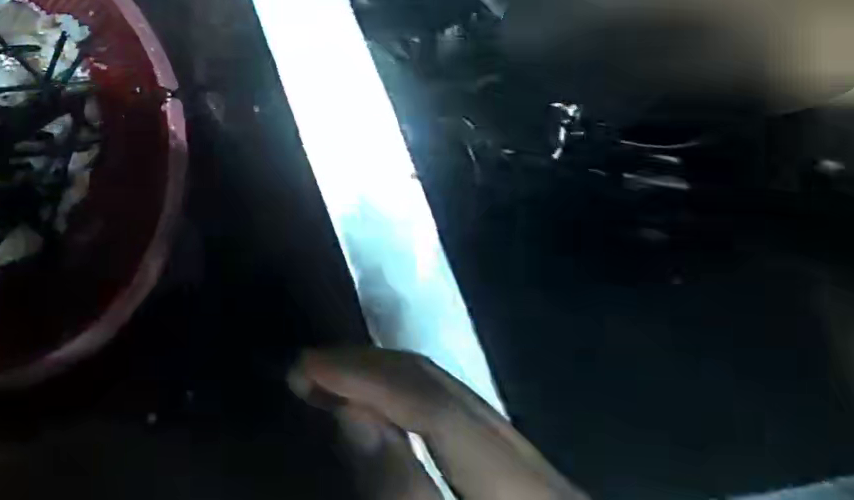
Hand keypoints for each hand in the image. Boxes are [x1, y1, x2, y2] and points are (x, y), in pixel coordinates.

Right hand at [290, 348, 584, 499]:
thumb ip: (398, 492)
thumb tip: (348, 408)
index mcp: (533, 497)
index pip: (439, 409)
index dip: (366, 379)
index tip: (302, 366)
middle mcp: (551, 478)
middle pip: (445, 389)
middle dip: (366, 369)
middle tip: (304, 371)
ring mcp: (548, 478)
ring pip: (451, 393)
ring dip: (380, 377)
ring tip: (326, 381)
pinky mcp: (534, 484)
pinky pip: (461, 414)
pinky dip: (406, 397)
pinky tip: (372, 404)